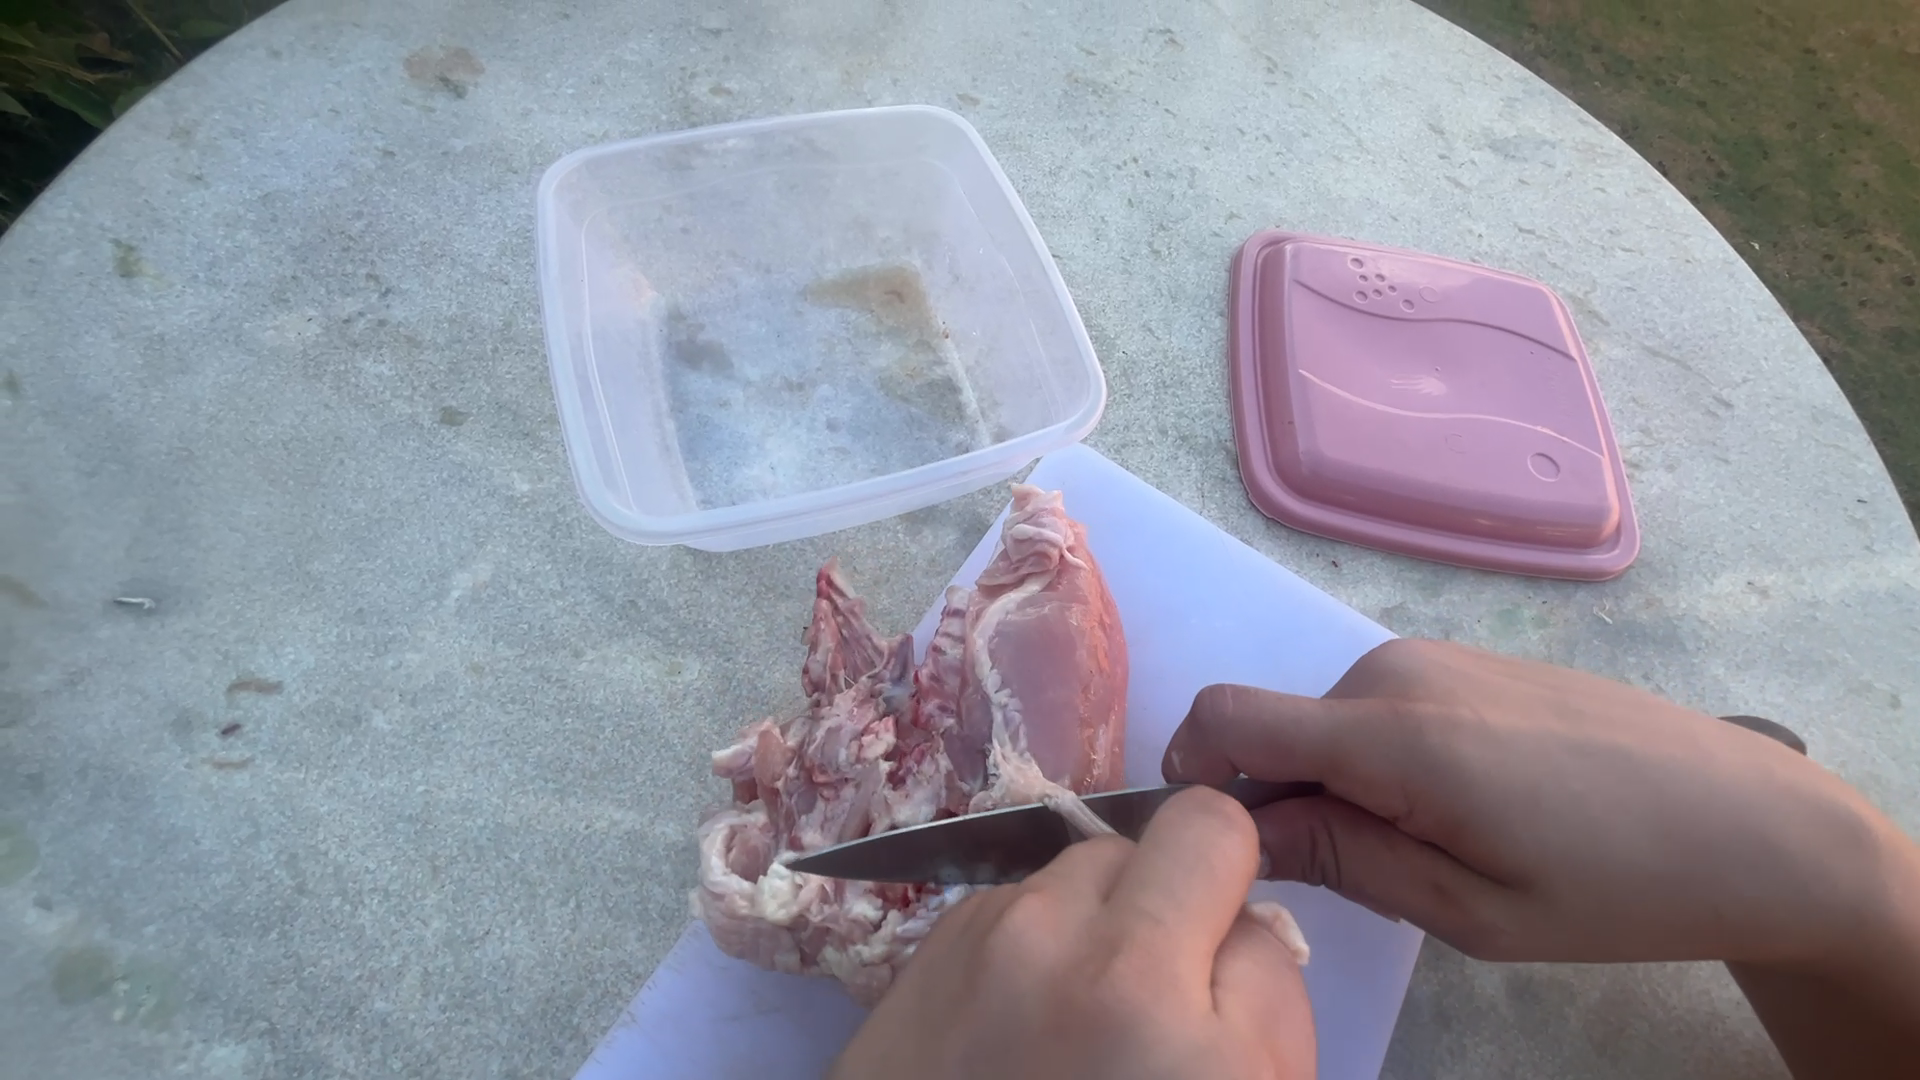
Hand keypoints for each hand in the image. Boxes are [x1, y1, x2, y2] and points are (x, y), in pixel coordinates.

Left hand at [830, 788, 1314, 1079]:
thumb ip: (1253, 1030)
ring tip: (1080, 992)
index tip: (1218, 1002)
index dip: (1249, 971)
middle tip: (1168, 957)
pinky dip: (1048, 925)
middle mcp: (1106, 964)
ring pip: (1107, 855)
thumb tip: (1240, 938)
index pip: (1268, 939)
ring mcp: (1016, 927)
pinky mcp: (953, 919)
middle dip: (1200, 878)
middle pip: (1195, 830)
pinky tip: (1020, 994)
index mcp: (1197, 1056)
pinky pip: (1037, 884)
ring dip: (1114, 907)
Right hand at [1162, 639, 1919, 974]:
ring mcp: (1421, 653)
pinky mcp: (1447, 655)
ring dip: (1342, 778)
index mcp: (1392, 734)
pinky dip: (1376, 752)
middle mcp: (1388, 670)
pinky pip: (1369, 704)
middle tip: (1376, 865)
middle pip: (1278, 730)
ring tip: (1439, 832)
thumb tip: (1242, 828)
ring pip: (1325, 721)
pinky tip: (1466, 792)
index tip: (1208, 819)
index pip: (1230, 717)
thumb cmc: (1618, 885)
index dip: (1190, 761)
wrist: (1760, 819)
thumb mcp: (1470, 911)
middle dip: (1292, 796)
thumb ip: (1339, 858)